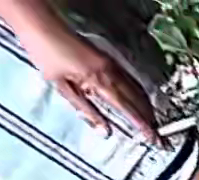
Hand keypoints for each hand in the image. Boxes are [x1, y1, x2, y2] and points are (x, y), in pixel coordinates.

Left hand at [21, 29, 159, 142]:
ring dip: (149, 109)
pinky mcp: (108, 58)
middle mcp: (111, 72)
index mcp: (100, 82)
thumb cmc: (43, 51)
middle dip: (152, 121)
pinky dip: (141, 95)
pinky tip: (143, 102)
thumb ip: (85, 110)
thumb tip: (104, 131)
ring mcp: (111, 64)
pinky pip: (132, 80)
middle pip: (140, 102)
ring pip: (139, 91)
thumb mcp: (60, 85)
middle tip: (162, 137)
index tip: (156, 140)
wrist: (36, 20)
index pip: (129, 110)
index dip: (144, 127)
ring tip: (155, 124)